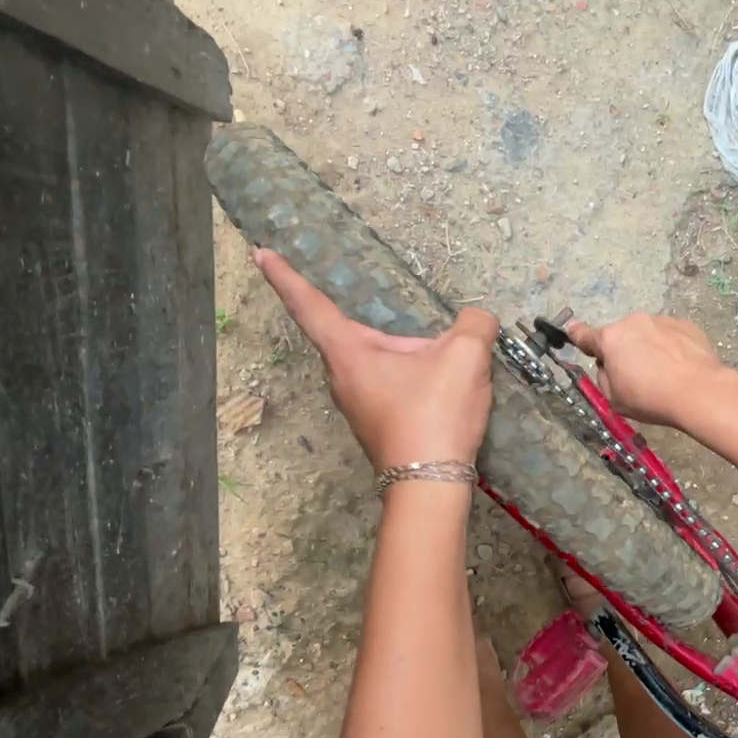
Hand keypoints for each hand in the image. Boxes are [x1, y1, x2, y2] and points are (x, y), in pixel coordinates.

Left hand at [256, 249, 498, 468]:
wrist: (431, 484)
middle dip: (357, 317)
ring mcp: (356, 407)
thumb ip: (474, 326)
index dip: (285, 276)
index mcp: (349, 354)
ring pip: (366, 364)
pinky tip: (430, 381)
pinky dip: (401, 375)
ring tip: (423, 351)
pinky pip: (383, 387)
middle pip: (342, 336)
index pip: (309, 305)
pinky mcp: (375, 427)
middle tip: (371, 299)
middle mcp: (341, 379)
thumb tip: (478, 321)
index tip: (260, 253)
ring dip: (388, 352)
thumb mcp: (465, 357)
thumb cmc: (435, 415)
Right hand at [564, 313, 737, 428]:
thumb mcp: (614, 399)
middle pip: (621, 337)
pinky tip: (680, 367)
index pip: (585, 335)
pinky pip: (670, 336)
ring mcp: (661, 320)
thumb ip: (604, 377)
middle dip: (624, 352)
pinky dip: (671, 348)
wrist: (699, 391)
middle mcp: (634, 322)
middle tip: (637, 378)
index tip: (572, 330)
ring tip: (664, 374)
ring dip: (649, 349)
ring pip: (647, 335)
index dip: (577, 335)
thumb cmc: (650, 398)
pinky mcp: (685, 325)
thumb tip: (609, 366)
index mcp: (610, 339)